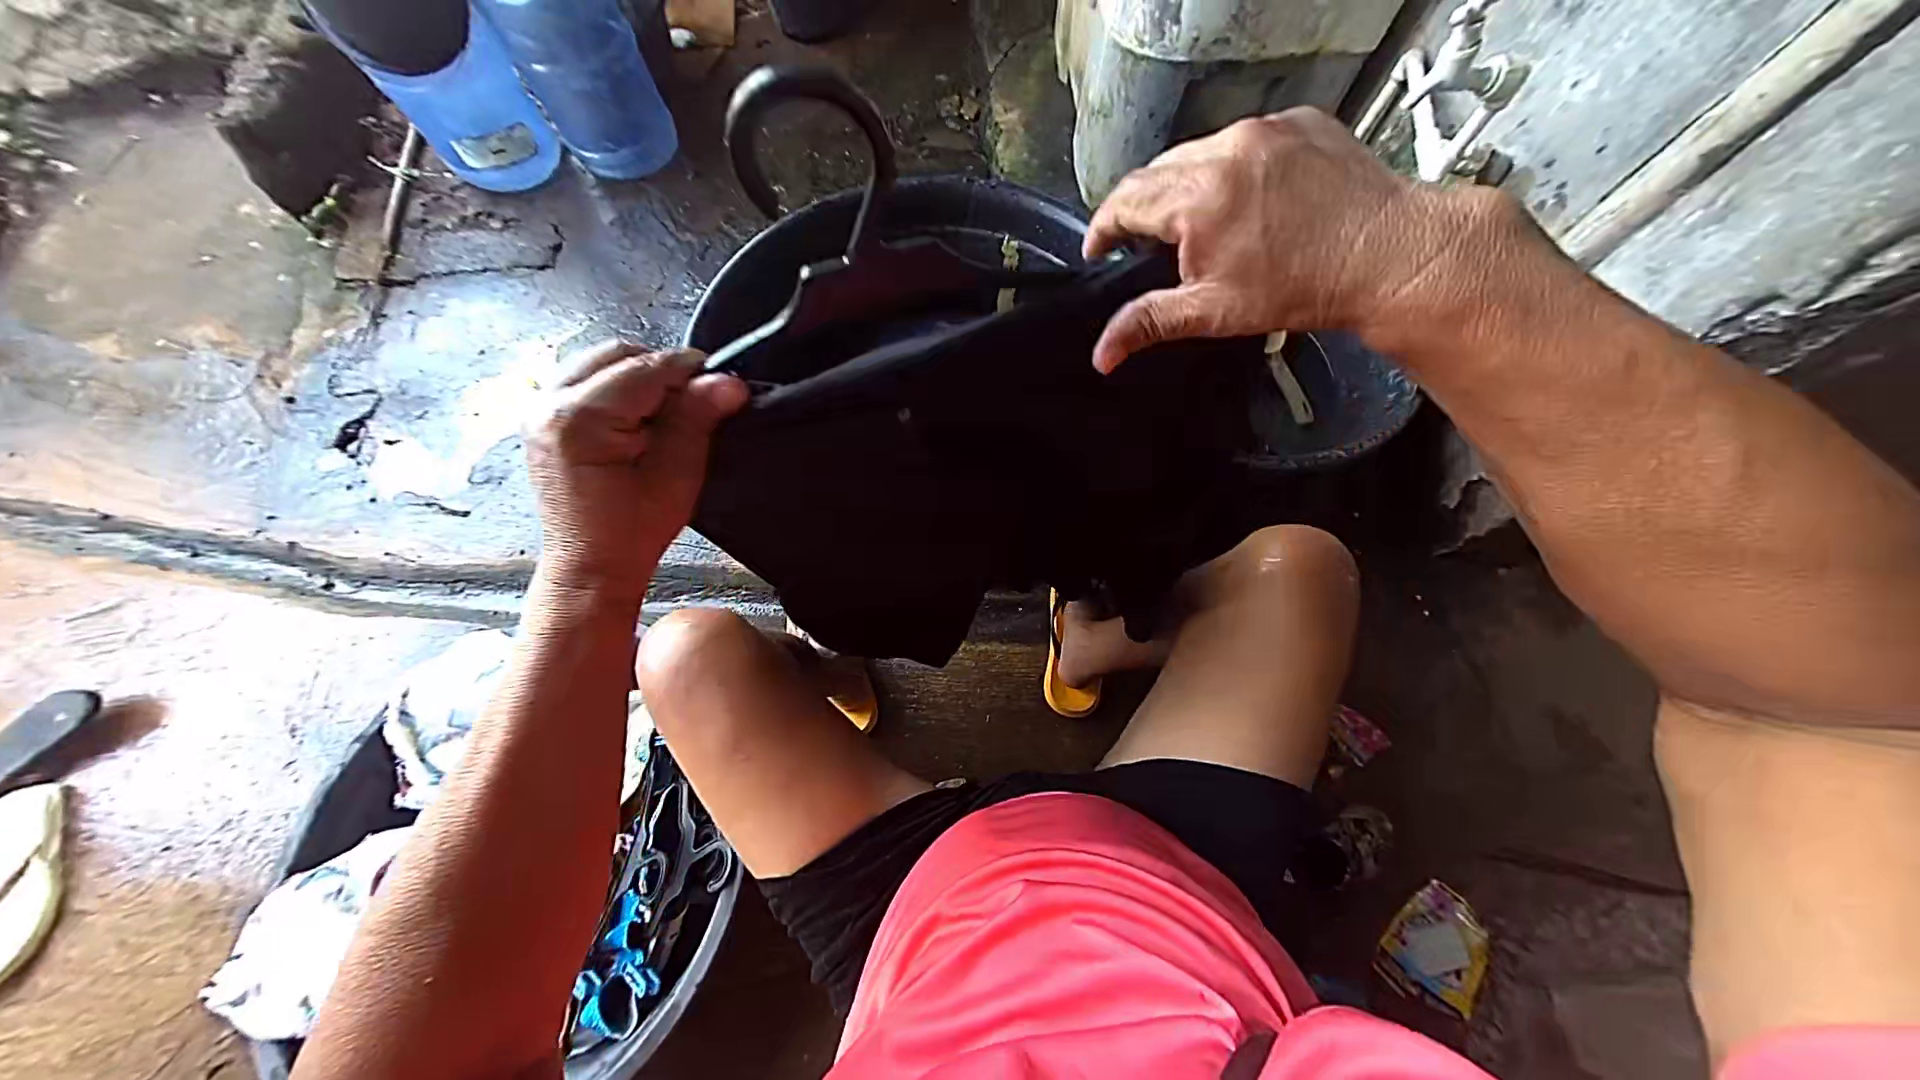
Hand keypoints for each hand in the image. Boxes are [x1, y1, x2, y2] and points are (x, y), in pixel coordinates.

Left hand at [524, 343, 747, 597]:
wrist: (592, 563)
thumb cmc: (633, 530)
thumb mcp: (677, 474)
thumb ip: (696, 419)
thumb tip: (727, 382)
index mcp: (580, 418)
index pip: (645, 369)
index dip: (690, 370)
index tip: (723, 382)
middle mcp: (549, 404)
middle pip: (618, 355)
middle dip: (662, 370)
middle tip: (696, 399)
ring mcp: (540, 408)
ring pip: (601, 362)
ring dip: (641, 376)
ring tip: (670, 410)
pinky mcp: (545, 417)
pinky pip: (588, 379)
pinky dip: (620, 387)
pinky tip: (642, 416)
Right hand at [1084, 107, 1460, 372]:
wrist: (1387, 255)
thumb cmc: (1306, 284)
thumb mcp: (1212, 312)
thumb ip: (1148, 323)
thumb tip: (1103, 352)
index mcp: (1199, 196)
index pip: (1124, 201)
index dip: (1103, 229)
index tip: (1101, 249)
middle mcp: (1228, 149)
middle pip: (1156, 173)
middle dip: (1142, 210)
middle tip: (1147, 246)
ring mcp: (1265, 130)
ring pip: (1195, 153)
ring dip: (1184, 187)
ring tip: (1199, 226)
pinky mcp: (1296, 123)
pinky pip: (1240, 141)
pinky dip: (1228, 169)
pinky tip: (1243, 203)